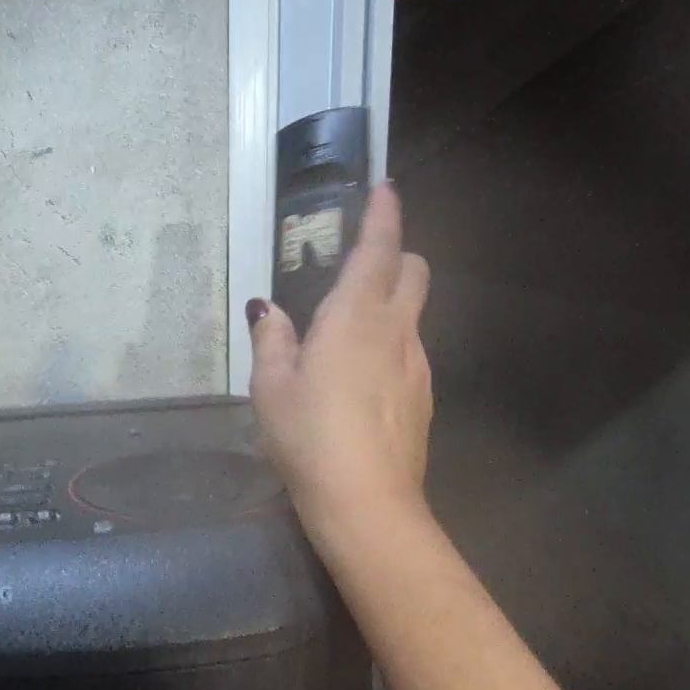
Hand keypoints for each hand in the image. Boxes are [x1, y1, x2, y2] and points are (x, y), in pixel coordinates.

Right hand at [249, 184, 432, 537]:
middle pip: (412, 271)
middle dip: (394, 255)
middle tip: (358, 266)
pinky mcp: (422, 397)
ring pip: (412, 313)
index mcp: (355, 317)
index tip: (385, 188)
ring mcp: (417, 365)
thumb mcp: (270, 387)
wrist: (366, 501)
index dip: (383, 214)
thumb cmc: (308, 436)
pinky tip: (359, 381)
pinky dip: (389, 345)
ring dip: (389, 305)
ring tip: (346, 335)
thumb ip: (271, 340)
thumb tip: (267, 309)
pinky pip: (408, 351)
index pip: (378, 249)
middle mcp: (396, 331)